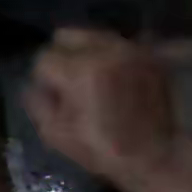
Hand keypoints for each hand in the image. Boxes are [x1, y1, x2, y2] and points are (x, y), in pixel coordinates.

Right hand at [24, 29, 191, 191]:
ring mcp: (132, 51)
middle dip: (63, 56)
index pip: (44, 59)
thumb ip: (37, 102)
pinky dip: (114, 57)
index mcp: (80, 70)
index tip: (54, 96)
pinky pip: (122, 45)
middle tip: (71, 81)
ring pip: (96, 36)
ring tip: (95, 80)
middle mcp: (107, 51)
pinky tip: (116, 78)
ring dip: (89, 53)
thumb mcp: (56, 134)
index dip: (45, 80)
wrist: (156, 155)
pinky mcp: (151, 57)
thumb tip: (34, 84)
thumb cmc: (104, 150)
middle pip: (68, 35)